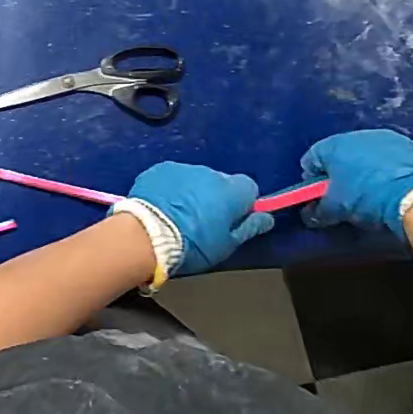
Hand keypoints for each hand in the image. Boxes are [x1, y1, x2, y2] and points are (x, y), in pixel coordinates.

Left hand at [126, 161, 274, 275]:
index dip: (243, 203)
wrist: (145, 235)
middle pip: (221, 182)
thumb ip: (249, 228)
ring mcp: (183, 168)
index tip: (233, 220)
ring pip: (197, 179)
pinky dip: (172, 189)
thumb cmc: (192, 245)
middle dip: (217, 197)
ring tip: (180, 216)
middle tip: (204, 221)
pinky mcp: (160, 169)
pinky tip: (163, 207)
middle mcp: (209, 172)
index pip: (248, 187)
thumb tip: (267, 217)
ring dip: (194, 192)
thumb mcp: (226, 245)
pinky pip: (174, 177)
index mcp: (230, 190)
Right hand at [300, 129, 412, 238]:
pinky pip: (385, 155)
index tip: (317, 193)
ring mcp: (381, 136)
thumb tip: (310, 214)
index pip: (312, 157)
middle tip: (341, 192)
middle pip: (338, 153)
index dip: (312, 176)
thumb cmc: (366, 197)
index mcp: (333, 146)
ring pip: (363, 152)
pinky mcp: (404, 143)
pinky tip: (387, 183)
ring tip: (367, 188)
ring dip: (361, 166)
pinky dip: (383, 166)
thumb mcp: (337, 209)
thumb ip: (319, 211)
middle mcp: (355, 135)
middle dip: (338, 170)